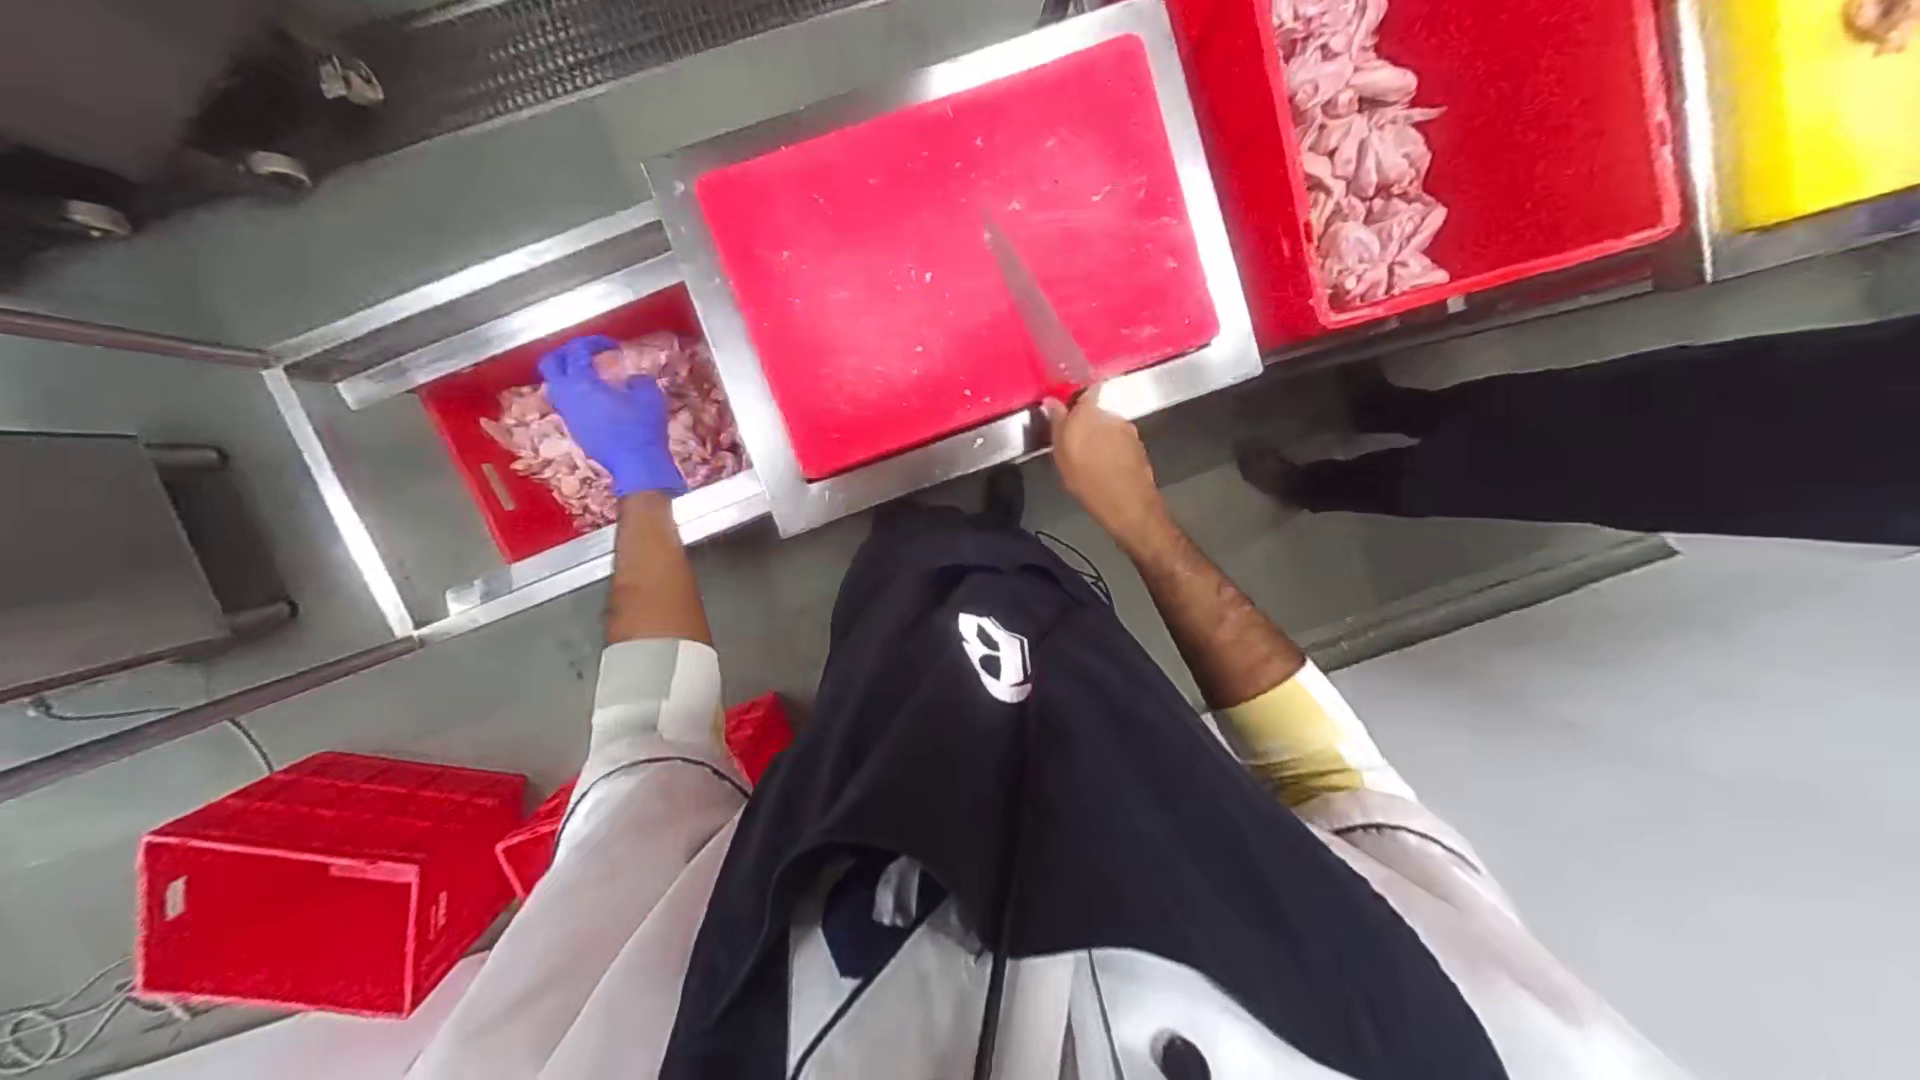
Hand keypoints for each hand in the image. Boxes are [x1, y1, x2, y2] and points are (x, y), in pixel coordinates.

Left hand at [538, 335, 685, 496]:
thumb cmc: (642, 428)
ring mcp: (568, 415)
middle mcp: (567, 396)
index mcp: (581, 382)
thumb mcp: (649, 397)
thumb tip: (633, 379)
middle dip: (567, 353)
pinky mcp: (576, 430)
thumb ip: (639, 381)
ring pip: (556, 386)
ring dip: (570, 376)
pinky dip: (577, 395)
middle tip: (586, 353)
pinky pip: (568, 404)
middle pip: (551, 364)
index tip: (611, 344)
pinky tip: (597, 399)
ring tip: (590, 376)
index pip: (577, 351)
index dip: (593, 342)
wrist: (636, 465)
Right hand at [1043, 388, 1169, 550]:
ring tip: (1089, 462)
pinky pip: (1120, 444)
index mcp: (1090, 412)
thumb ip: (1057, 423)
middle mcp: (1112, 416)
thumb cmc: (1087, 480)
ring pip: (1109, 429)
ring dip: (1100, 439)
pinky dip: (1113, 451)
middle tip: (1074, 445)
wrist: (1127, 505)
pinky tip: (1105, 469)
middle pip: (1097, 413)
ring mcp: (1129, 432)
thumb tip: (1051, 402)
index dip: (1077, 397)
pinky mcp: (1139, 448)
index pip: (1086, 391)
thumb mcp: (1062, 453)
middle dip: (1087, 424)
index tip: (1068, 410)